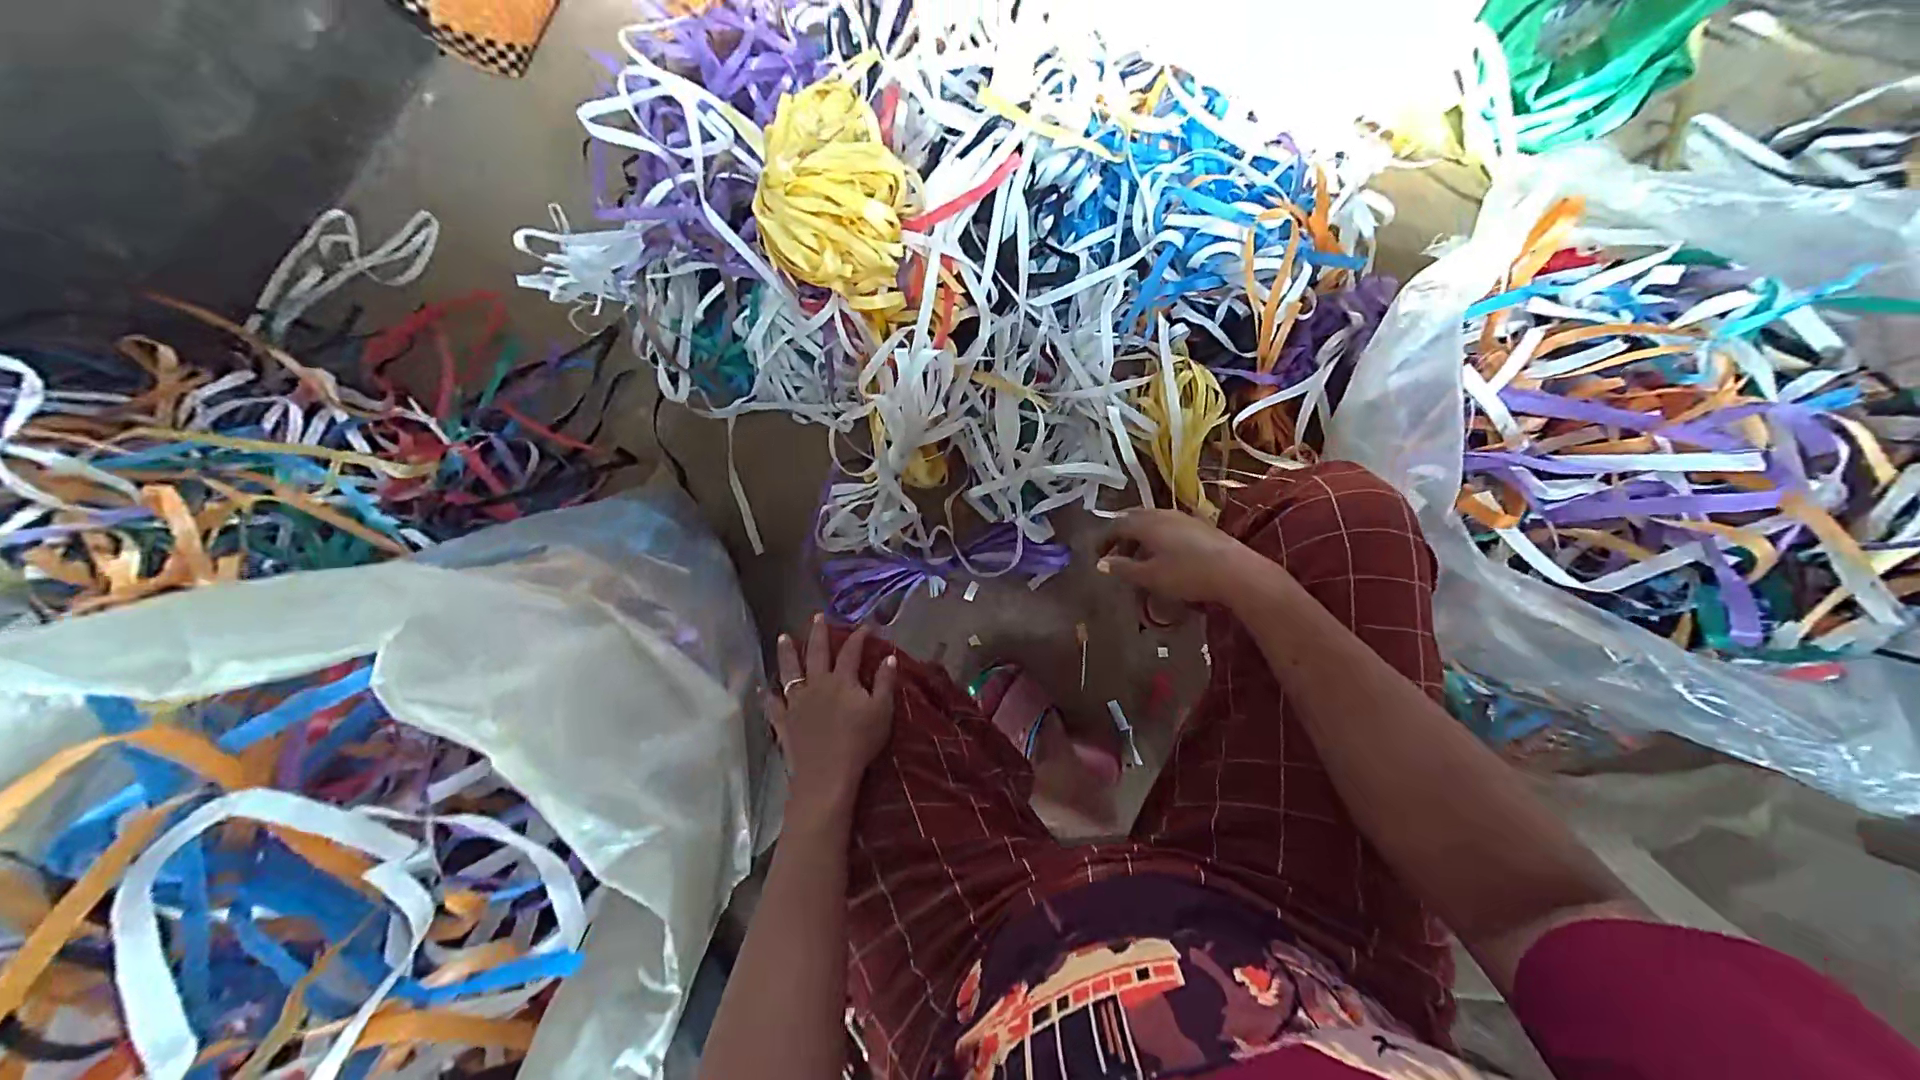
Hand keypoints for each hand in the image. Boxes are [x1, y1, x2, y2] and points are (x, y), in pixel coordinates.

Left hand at [768, 615, 897, 817]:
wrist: (826, 773)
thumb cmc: (859, 742)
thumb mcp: (882, 711)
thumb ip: (885, 682)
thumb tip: (889, 657)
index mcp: (842, 680)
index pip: (851, 651)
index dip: (859, 637)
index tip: (866, 626)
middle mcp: (817, 684)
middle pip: (817, 653)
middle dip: (819, 633)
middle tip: (817, 617)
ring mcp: (797, 702)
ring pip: (790, 671)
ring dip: (787, 653)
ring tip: (783, 637)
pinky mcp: (784, 721)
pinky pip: (773, 704)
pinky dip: (767, 695)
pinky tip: (762, 688)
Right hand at [1097, 509, 1280, 608]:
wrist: (1235, 571)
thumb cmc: (1187, 574)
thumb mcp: (1150, 576)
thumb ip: (1123, 568)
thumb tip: (1101, 563)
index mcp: (1146, 523)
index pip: (1116, 525)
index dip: (1104, 539)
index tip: (1097, 555)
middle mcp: (1163, 514)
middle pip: (1134, 518)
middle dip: (1121, 535)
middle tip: (1114, 554)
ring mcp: (1183, 518)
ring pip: (1152, 521)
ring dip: (1139, 537)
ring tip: (1137, 557)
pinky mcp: (1200, 526)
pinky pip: (1168, 526)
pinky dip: (1156, 537)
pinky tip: (1163, 554)